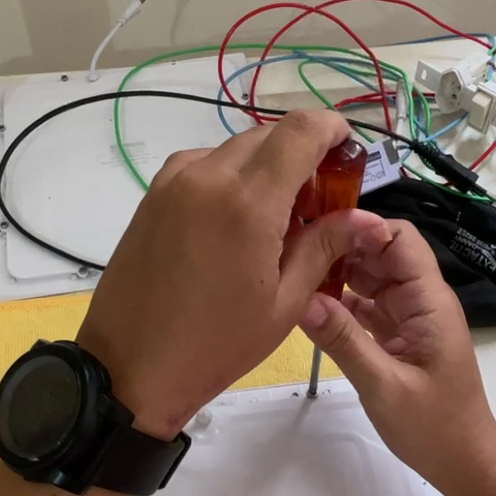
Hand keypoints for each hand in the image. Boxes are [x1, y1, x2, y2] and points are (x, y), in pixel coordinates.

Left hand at [77, 110, 390, 438]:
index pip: (301, 129)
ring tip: (274, 223)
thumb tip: (365, 217)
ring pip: (236, 149)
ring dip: (265, 169)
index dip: (332, 130)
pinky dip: (231, 179)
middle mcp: (207, 175)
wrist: (129, 367)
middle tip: (315, 207)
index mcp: (247, 201)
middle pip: (270, 136)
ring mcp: (173, 181)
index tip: (347, 156)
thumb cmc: (215, 345)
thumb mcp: (285, 303)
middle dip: (302, 157)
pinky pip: (205, 166)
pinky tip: (234, 225)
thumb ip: (325, 246)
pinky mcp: (153, 194)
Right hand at [299, 218, 495, 483]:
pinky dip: (341, 303)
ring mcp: (408, 318)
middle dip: (342, 246)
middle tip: (293, 251)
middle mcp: (420, 300)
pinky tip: (309, 305)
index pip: (399, 238)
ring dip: (337, 273)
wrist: (465, 464)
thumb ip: (343, 341)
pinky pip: (366, 306)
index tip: (317, 232)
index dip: (362, 227)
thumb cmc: (434, 427)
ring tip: (294, 273)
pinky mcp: (397, 337)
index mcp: (428, 300)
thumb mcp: (384, 386)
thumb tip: (301, 299)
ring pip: (370, 278)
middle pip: (380, 253)